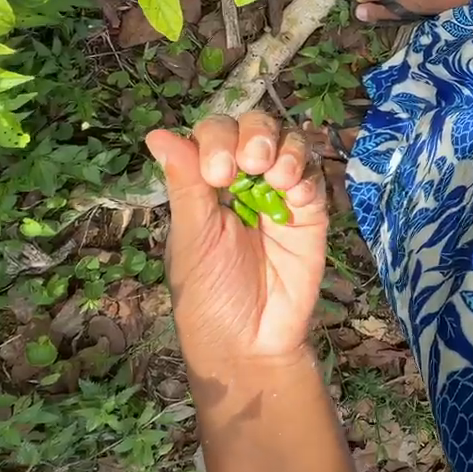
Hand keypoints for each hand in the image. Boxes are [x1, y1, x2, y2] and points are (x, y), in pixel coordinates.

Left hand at [147, 113, 329, 379]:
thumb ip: (185, 185)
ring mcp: (282, 194)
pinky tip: (295, 195)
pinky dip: (307, 177)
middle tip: (249, 165)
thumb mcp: (191, 240)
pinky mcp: (312, 212)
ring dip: (286, 150)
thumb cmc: (207, 296)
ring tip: (277, 178)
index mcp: (209, 184)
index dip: (218, 139)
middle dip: (255, 135)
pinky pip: (316, 179)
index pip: (215, 134)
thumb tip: (156, 133)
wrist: (250, 344)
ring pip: (291, 144)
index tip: (216, 173)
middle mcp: (247, 181)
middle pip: (257, 127)